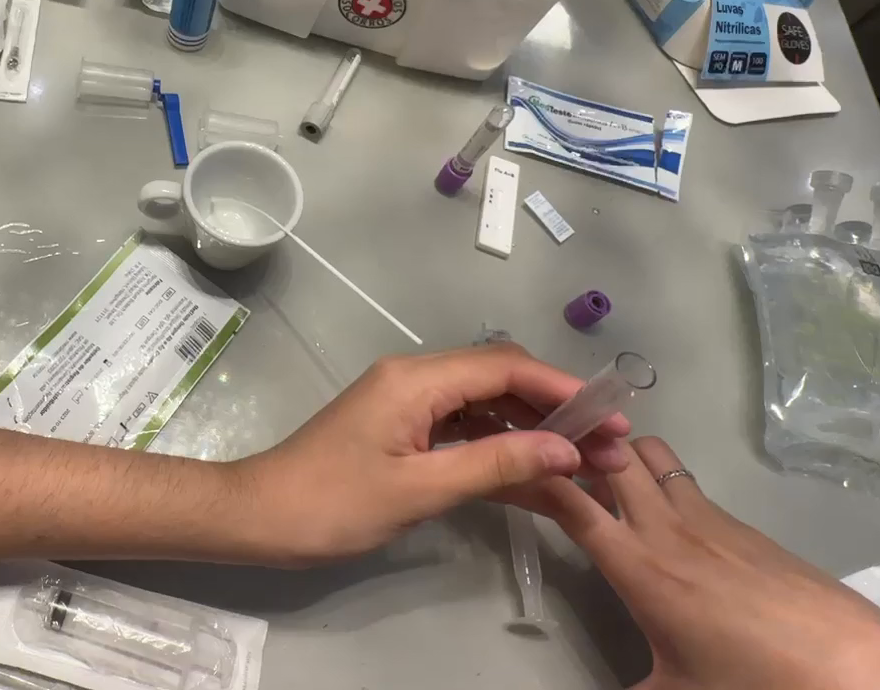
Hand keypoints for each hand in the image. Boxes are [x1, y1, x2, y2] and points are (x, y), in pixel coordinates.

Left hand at [234, 343, 631, 564]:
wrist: (266, 514)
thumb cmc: (335, 502)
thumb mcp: (420, 488)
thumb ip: (495, 465)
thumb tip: (567, 449)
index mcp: (414, 379)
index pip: (502, 365)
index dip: (560, 386)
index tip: (612, 416)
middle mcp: (413, 379)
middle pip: (496, 379)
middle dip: (553, 408)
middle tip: (609, 447)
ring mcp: (407, 404)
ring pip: (483, 405)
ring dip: (531, 430)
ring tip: (586, 465)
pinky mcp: (403, 429)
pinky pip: (461, 429)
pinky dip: (499, 448)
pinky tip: (537, 476)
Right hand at [527, 437, 879, 689]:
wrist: (867, 676)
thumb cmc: (757, 685)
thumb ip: (630, 687)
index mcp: (637, 564)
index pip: (566, 498)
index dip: (532, 474)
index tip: (509, 461)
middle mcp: (664, 526)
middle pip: (609, 449)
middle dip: (580, 443)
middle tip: (556, 457)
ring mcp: (707, 517)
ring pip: (649, 450)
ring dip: (621, 453)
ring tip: (608, 479)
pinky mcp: (743, 524)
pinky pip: (686, 483)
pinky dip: (662, 483)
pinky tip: (671, 524)